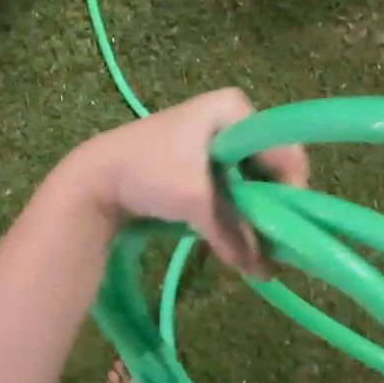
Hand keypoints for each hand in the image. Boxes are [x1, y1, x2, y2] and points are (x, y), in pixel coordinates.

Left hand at [55, 88, 308, 277]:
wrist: (93, 177)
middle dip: (269, 206)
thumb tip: (265, 273)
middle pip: (268, 164)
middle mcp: (229, 116)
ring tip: (251, 250)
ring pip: (250, 179)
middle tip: (270, 245)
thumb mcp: (194, 202)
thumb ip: (233, 234)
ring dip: (251, 214)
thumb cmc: (147, 173)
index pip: (283, 147)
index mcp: (232, 109)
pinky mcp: (198, 160)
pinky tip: (230, 239)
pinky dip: (232, 210)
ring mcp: (213, 137)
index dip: (290, 189)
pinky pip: (231, 185)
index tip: (286, 228)